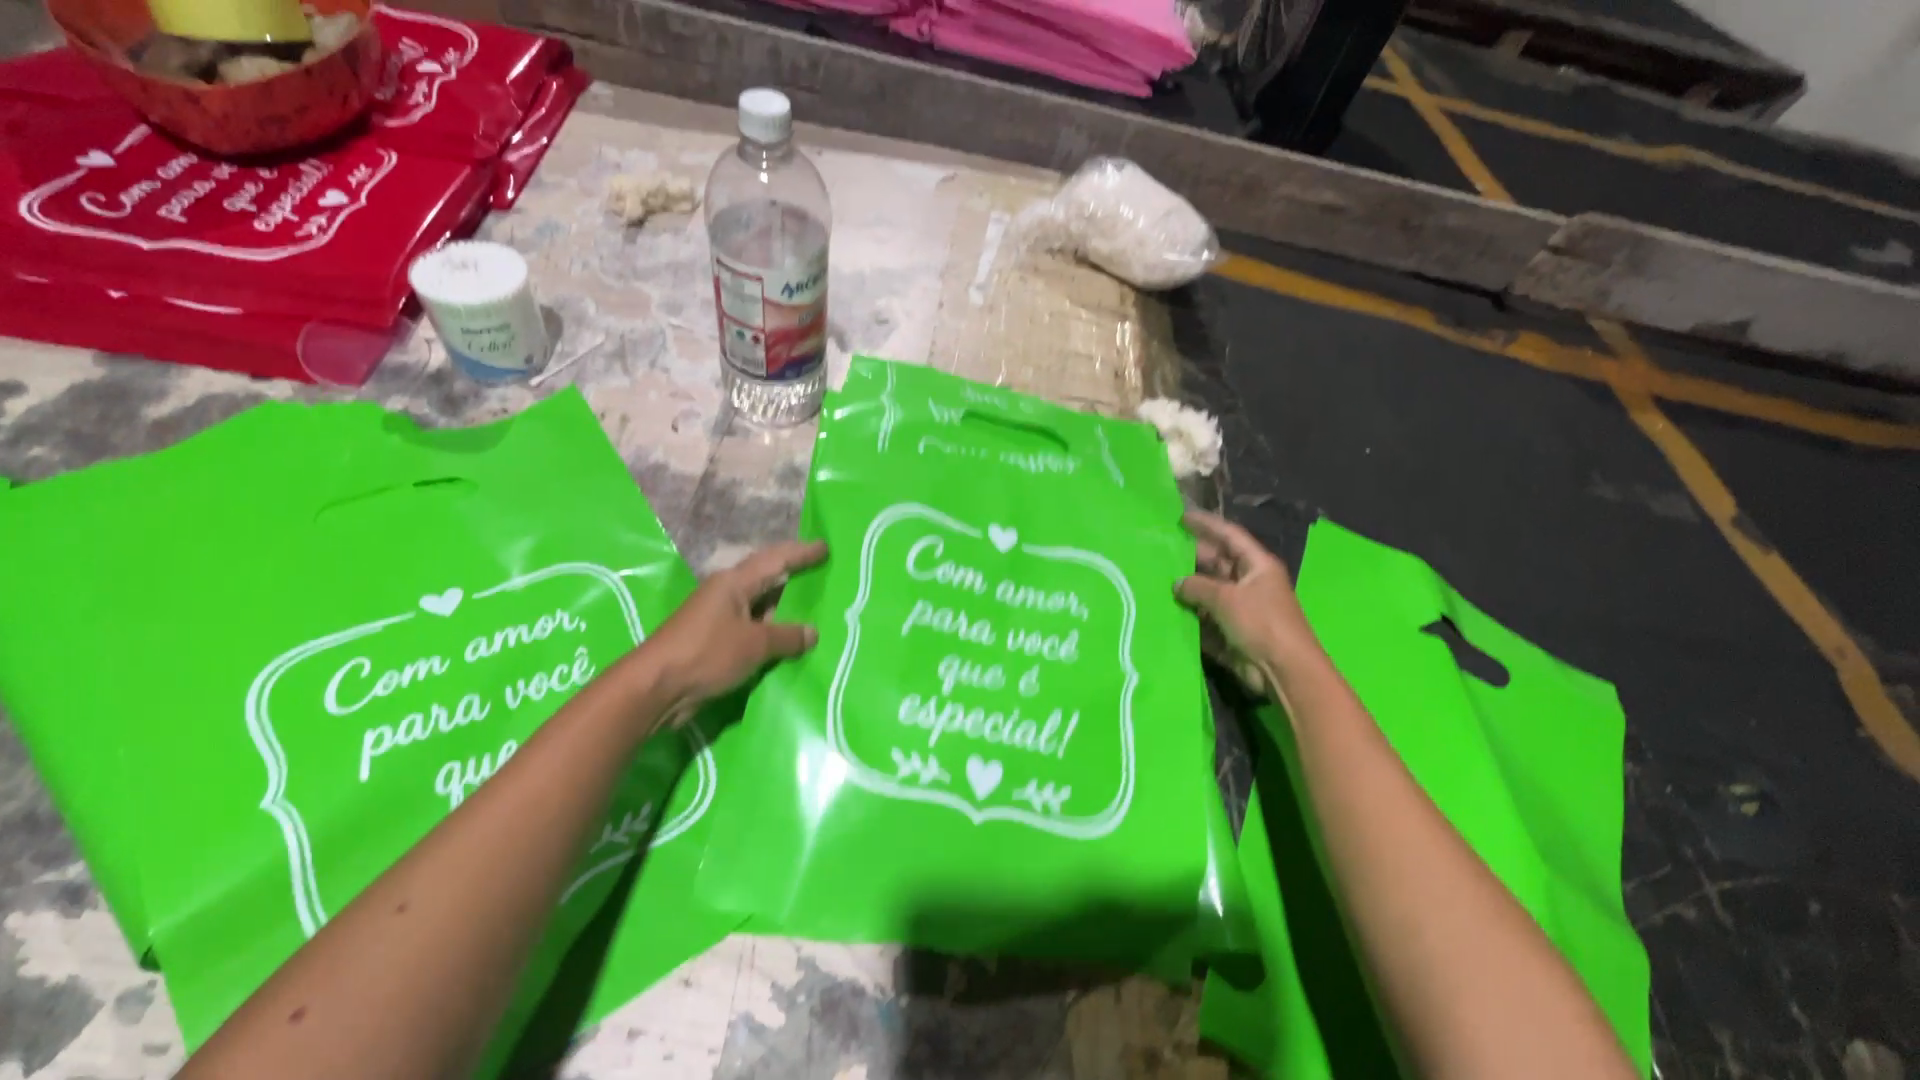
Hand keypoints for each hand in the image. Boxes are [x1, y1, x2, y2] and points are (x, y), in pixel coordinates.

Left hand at [634, 540, 827, 721]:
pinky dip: (770, 633)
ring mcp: (718, 618)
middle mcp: (725, 594)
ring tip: (814, 614)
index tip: (825, 547)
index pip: (775, 559)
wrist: (657, 687)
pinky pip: (751, 630)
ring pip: (759, 608)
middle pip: (766, 580)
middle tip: (823, 579)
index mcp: (734, 582)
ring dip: (783, 612)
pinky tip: (788, 644)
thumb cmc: (707, 653)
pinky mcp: (713, 641)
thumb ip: (787, 636)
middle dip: (794, 580)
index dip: (801, 553)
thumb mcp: (755, 643)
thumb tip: (812, 632)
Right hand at [1176, 511, 1320, 695]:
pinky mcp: (1232, 631)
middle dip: (1192, 558)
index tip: (1182, 517)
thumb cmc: (1261, 623)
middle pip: (1218, 563)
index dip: (1207, 525)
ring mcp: (1241, 608)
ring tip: (1157, 579)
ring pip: (1210, 591)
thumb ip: (1198, 586)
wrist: (1283, 669)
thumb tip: (1177, 583)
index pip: (1230, 536)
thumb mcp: (1227, 598)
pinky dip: (1191, 615)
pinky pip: (1207, 617)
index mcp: (1257, 565)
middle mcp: (1250, 582)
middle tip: (1162, 551)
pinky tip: (1167, 611)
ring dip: (1188, 588)